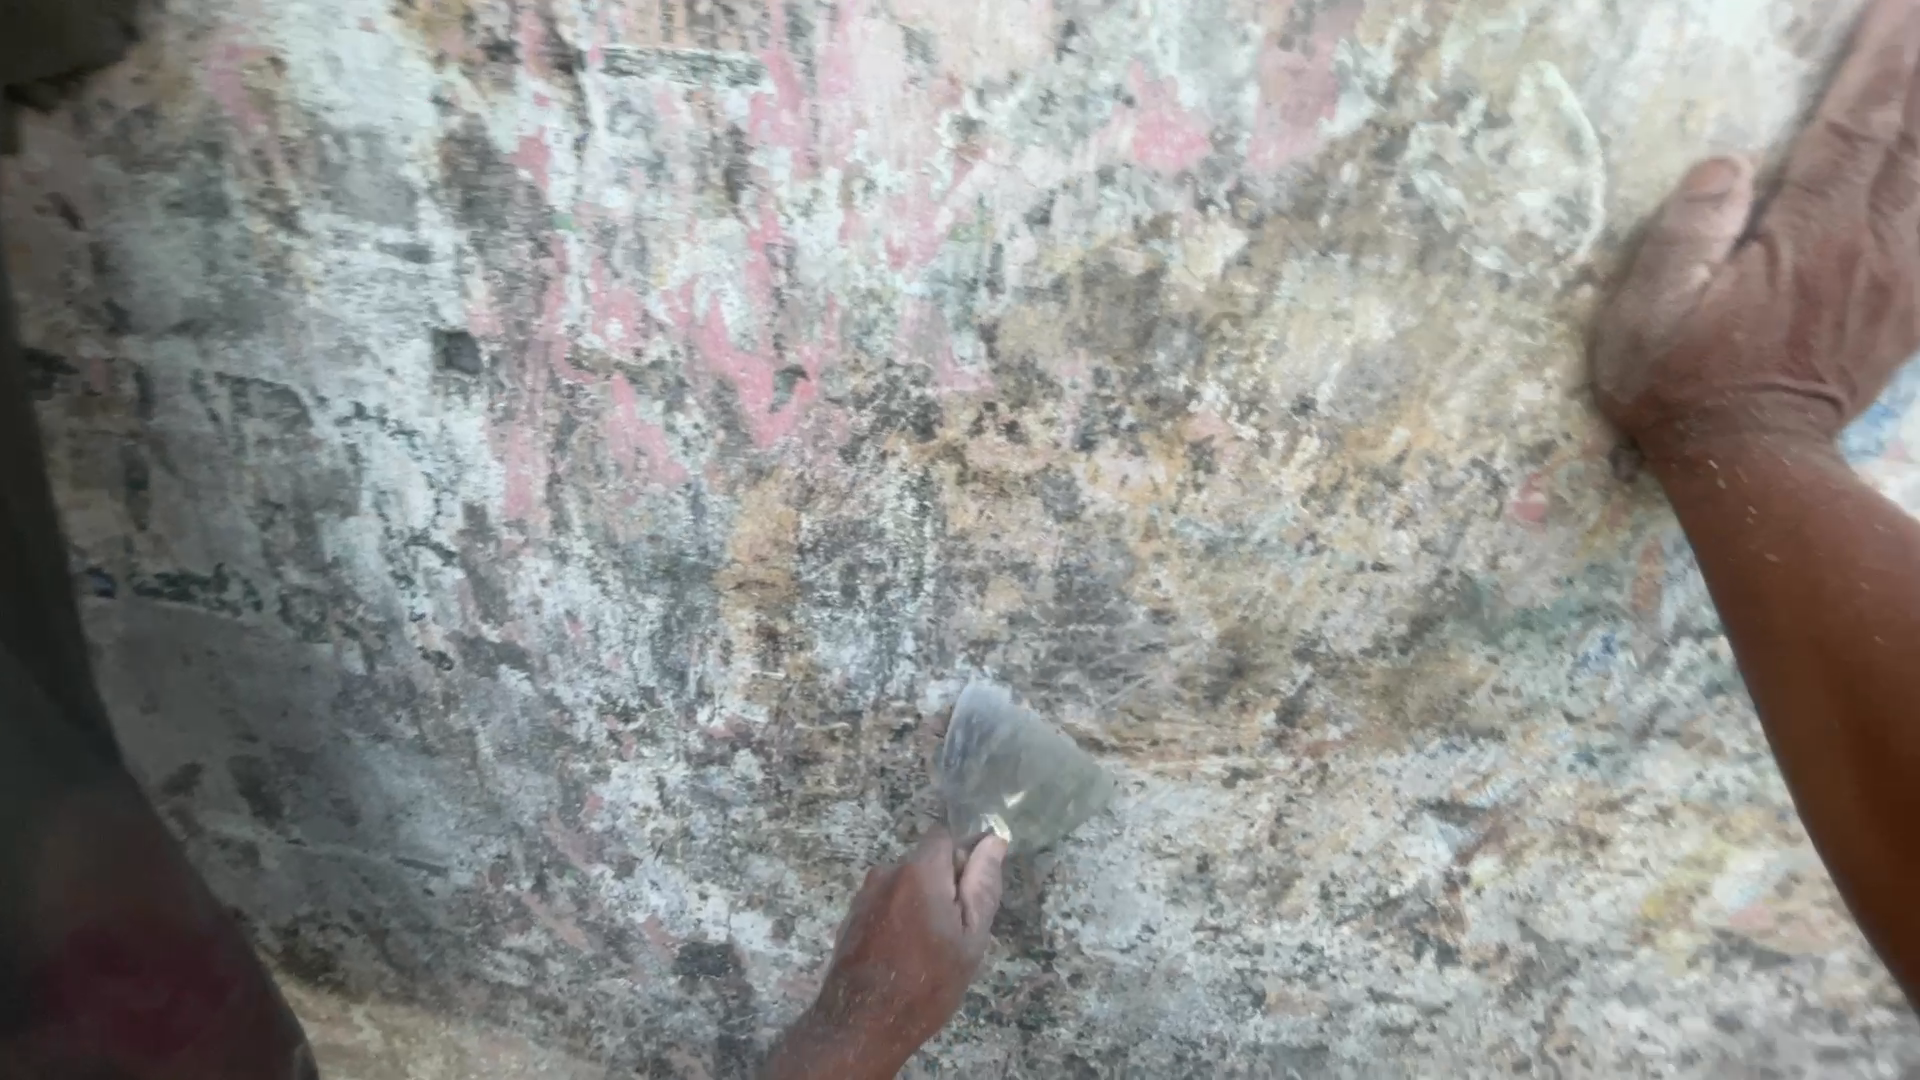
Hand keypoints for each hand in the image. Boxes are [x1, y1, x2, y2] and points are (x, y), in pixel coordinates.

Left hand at [763, 829, 1006, 1078]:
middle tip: (953, 929)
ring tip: (926, 947)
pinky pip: (885, 903)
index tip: (971, 892)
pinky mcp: (852, 915)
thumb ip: (982, 884)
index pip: (945, 837)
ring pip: (905, 884)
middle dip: (942, 885)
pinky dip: (897, 918)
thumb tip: (994, 842)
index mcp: (920, 870)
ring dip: (919, 902)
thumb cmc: (928, 981)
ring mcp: (865, 893)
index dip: (963, 857)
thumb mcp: (970, 937)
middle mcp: (888, 871)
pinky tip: (901, 953)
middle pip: (924, 862)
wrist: (862, 1025)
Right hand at [1593, 0, 1919, 463]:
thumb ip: (1683, 239)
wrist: (1743, 454)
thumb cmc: (1674, 384)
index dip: (1880, 60)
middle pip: (1918, 133)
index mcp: (1806, 238)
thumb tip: (1724, 164)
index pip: (1853, 128)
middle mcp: (1875, 241)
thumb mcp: (1646, 318)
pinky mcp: (1914, 303)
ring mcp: (1905, 272)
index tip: (1895, 4)